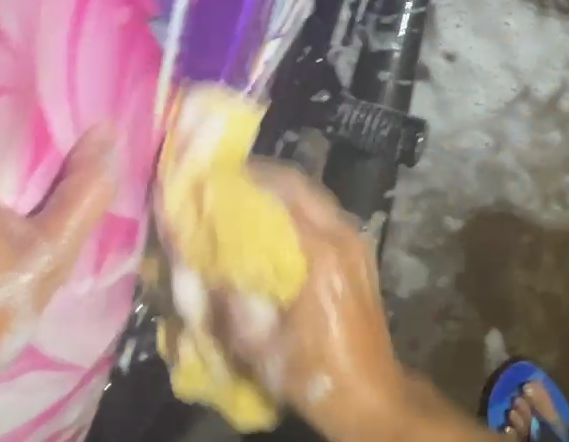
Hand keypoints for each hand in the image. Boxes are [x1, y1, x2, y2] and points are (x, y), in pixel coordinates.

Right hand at [210, 163, 405, 433]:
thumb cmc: (313, 373)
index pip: (282, 197)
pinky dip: (298, 204)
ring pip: (315, 194)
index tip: (217, 179)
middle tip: (228, 179)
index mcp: (321, 255)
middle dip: (263, 176)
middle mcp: (343, 235)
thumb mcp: (260, 349)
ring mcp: (356, 238)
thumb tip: (198, 265)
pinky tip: (275, 217)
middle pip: (301, 185)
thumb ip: (229, 305)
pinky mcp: (360, 247)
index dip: (248, 182)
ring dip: (281, 188)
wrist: (370, 392)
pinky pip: (325, 211)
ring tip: (247, 193)